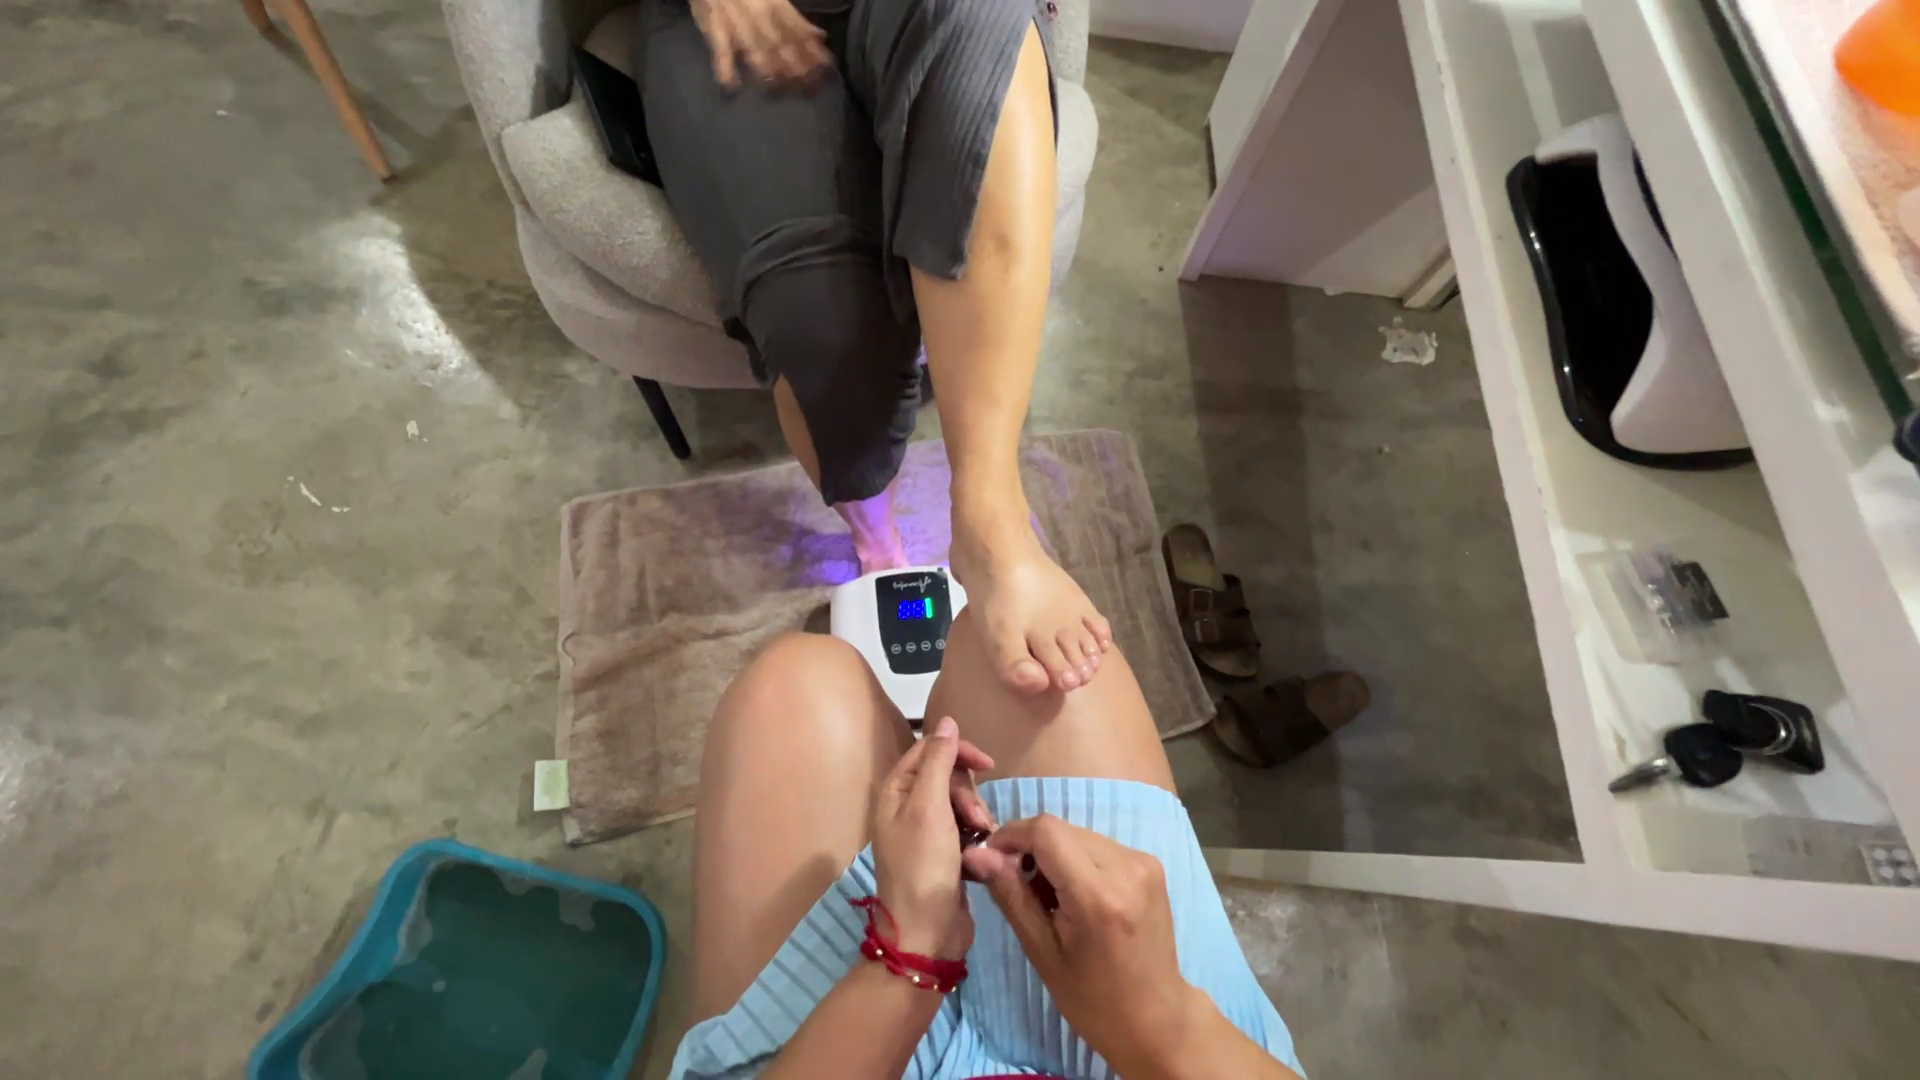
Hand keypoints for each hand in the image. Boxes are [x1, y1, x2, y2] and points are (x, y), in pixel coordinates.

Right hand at [690, 0, 829, 86]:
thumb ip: (796, 19)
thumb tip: (820, 37)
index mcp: (776, 5)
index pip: (799, 34)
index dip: (814, 54)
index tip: (827, 73)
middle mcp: (760, 15)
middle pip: (783, 47)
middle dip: (798, 70)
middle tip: (809, 91)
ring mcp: (737, 23)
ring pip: (757, 52)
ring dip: (770, 73)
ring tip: (778, 92)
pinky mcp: (714, 28)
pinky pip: (721, 51)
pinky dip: (725, 69)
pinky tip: (732, 87)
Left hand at [871, 717, 995, 958]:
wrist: (926, 934)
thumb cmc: (923, 866)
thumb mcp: (929, 808)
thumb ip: (938, 761)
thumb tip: (947, 721)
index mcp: (895, 791)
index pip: (929, 749)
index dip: (959, 752)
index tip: (988, 765)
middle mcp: (906, 806)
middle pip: (947, 776)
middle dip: (968, 793)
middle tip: (977, 819)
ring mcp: (924, 831)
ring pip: (960, 802)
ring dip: (976, 816)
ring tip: (981, 840)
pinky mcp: (943, 853)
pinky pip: (965, 829)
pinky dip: (976, 836)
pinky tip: (981, 853)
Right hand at [964, 815, 1203, 1073]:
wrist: (1158, 1020)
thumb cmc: (1093, 999)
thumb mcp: (1042, 952)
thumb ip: (1010, 894)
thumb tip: (975, 852)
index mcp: (1098, 895)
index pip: (1046, 831)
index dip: (1012, 835)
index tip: (993, 858)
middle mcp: (1127, 867)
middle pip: (1061, 829)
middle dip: (1032, 848)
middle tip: (1021, 887)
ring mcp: (1143, 862)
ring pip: (1078, 833)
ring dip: (1054, 853)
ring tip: (1050, 897)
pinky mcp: (1150, 863)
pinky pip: (1098, 844)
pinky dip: (1077, 858)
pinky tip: (1076, 894)